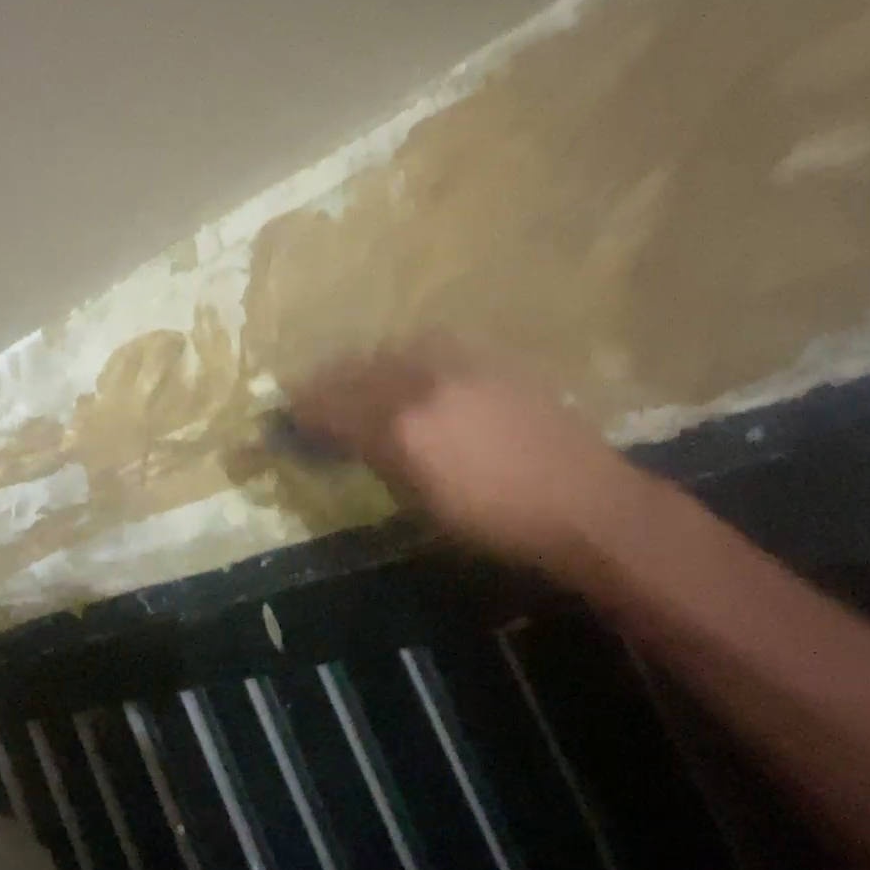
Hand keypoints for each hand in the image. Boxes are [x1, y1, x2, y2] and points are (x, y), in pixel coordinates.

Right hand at [287, 335, 652, 568]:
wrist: (587, 506)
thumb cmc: (494, 521)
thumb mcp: (419, 502)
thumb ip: (373, 459)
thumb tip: (338, 441)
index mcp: (399, 425)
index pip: (327, 405)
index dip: (298, 413)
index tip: (282, 422)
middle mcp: (423, 383)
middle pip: (353, 371)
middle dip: (323, 385)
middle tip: (308, 402)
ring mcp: (460, 365)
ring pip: (390, 351)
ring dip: (363, 368)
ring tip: (355, 384)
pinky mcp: (491, 361)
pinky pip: (429, 348)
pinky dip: (403, 360)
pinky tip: (407, 376)